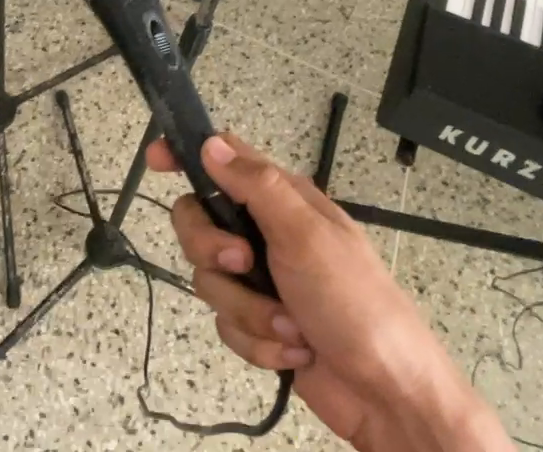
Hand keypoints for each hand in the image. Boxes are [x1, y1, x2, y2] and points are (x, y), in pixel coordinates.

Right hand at [148, 133, 511, 451]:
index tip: (154, 161)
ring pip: (209, 279)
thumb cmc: (355, 303)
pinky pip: (227, 323)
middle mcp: (267, 233)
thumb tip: (211, 144)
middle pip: (199, 222)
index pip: (225, 159)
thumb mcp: (307, 235)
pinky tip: (292, 352)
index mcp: (283, 200)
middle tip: (242, 264)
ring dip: (247, 311)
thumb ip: (256, 186)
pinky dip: (256, 341)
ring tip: (289, 328)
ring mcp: (262, 281)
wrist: (388, 398)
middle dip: (211, 250)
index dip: (187, 154)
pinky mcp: (259, 323)